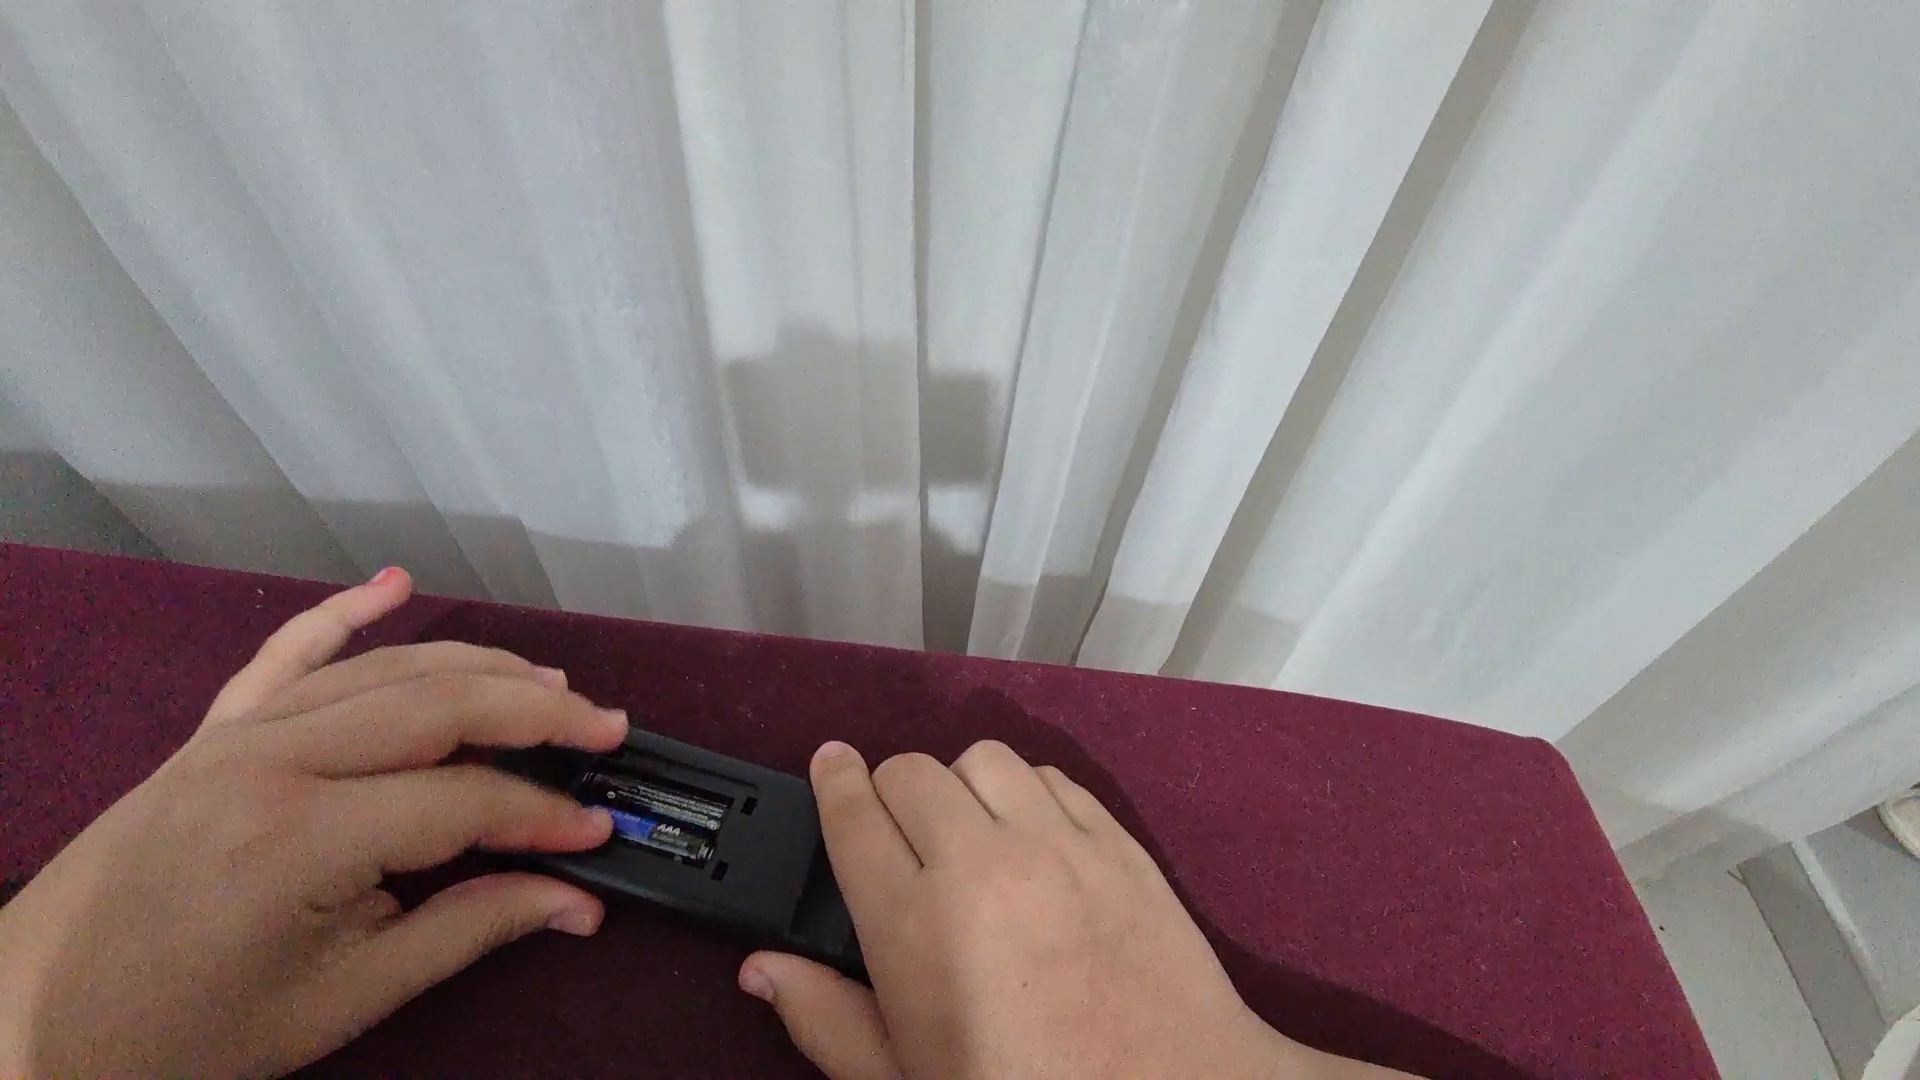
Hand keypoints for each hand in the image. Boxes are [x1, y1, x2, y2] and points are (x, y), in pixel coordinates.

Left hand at [0, 568, 628, 1077]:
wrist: (8, 1037)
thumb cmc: (184, 1034)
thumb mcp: (345, 998)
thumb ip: (475, 928)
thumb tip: (583, 904)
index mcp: (300, 838)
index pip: (465, 801)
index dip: (544, 815)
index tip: (598, 830)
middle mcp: (274, 761)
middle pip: (444, 707)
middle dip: (541, 713)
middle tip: (606, 727)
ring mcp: (239, 733)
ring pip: (394, 670)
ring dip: (485, 668)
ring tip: (552, 684)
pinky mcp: (215, 728)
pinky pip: (289, 651)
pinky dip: (345, 611)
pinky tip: (394, 583)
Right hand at [739, 741, 1420, 1079]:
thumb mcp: (903, 1079)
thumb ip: (824, 1017)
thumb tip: (760, 966)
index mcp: (915, 925)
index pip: (853, 816)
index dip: (833, 780)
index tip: (830, 764)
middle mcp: (980, 863)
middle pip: (911, 772)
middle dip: (894, 792)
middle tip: (906, 836)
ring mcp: (1054, 841)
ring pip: (981, 759)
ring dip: (964, 786)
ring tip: (973, 832)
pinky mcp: (1112, 835)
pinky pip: (1050, 776)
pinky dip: (1028, 793)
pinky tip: (1034, 837)